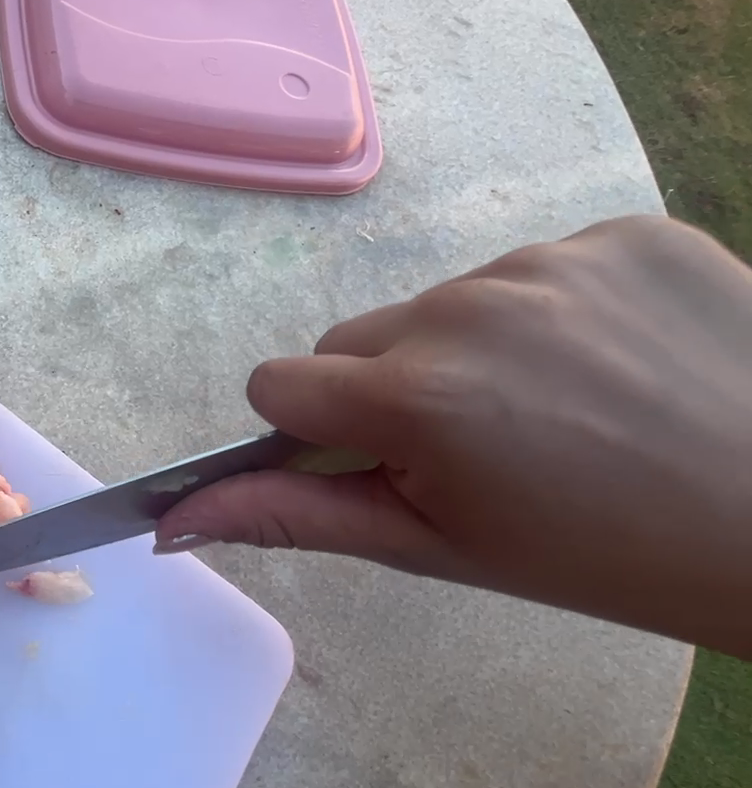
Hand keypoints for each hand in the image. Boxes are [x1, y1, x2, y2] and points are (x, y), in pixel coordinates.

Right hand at [156, 215, 751, 658]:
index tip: (385, 456)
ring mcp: (545, 262)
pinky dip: (544, 311)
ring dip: (465, 350)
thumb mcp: (435, 546)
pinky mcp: (620, 231)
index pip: (276, 385)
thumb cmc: (608, 556)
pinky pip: (524, 268)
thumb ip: (288, 519)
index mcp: (413, 397)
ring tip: (566, 403)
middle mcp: (462, 311)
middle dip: (386, 388)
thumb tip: (168, 523)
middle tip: (486, 443)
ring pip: (434, 305)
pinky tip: (618, 356)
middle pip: (352, 341)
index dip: (317, 427)